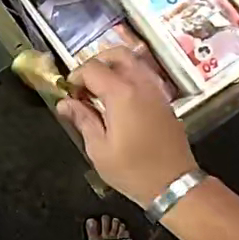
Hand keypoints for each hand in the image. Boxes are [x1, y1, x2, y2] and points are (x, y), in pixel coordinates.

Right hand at [57, 48, 198, 205]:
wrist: (174, 184)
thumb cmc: (132, 170)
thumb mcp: (98, 148)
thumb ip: (82, 119)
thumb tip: (64, 103)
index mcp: (122, 95)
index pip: (92, 68)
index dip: (75, 77)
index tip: (69, 94)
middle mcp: (141, 86)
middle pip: (117, 54)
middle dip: (96, 63)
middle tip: (84, 84)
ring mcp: (156, 92)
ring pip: (134, 62)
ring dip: (113, 68)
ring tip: (99, 91)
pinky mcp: (164, 101)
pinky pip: (144, 77)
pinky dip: (127, 78)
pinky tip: (117, 100)